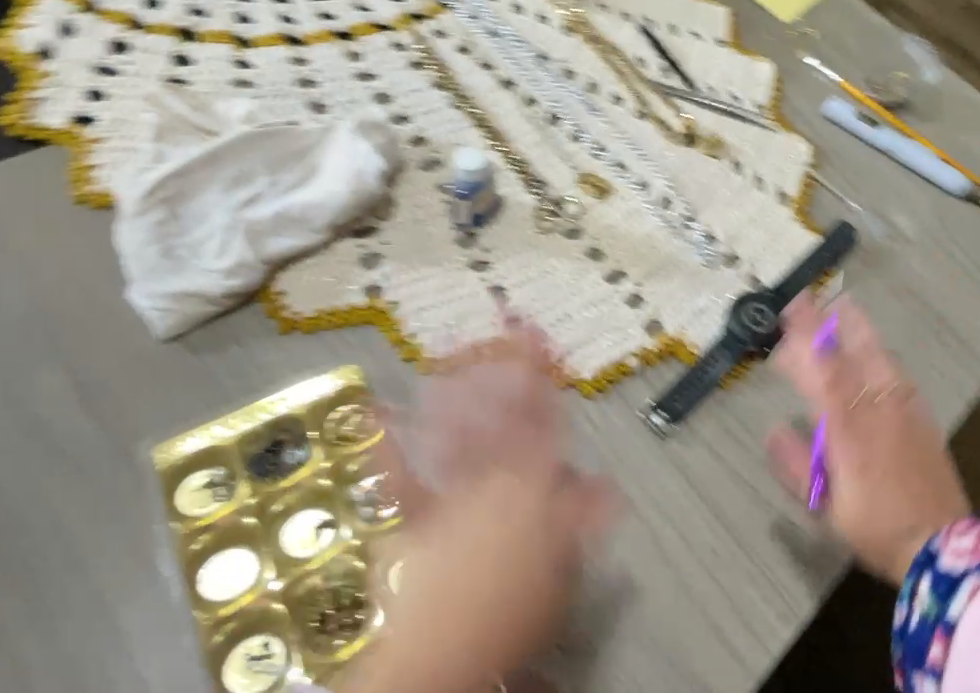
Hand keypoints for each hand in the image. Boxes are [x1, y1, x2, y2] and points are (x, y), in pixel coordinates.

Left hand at [340, 312, 618, 692]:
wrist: (440, 656)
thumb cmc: (509, 614)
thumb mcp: (558, 570)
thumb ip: (578, 520)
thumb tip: (604, 484)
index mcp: (528, 489)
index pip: (543, 424)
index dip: (543, 381)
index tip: (543, 342)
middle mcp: (488, 479)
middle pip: (501, 414)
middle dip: (507, 366)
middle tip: (507, 322)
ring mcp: (446, 493)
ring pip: (457, 429)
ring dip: (460, 387)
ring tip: (457, 346)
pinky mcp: (409, 518)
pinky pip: (397, 474)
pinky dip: (384, 442)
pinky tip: (374, 409)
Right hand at [766, 293, 970, 584]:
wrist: (943, 545)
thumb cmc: (877, 528)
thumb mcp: (828, 508)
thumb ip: (799, 466)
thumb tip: (774, 430)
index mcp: (849, 429)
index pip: (821, 372)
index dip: (803, 342)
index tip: (785, 317)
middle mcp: (878, 409)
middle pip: (851, 353)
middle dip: (827, 322)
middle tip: (808, 298)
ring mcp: (904, 409)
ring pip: (878, 356)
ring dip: (856, 329)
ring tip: (842, 307)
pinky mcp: (923, 416)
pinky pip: (898, 374)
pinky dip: (880, 354)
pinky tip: (875, 351)